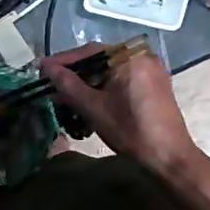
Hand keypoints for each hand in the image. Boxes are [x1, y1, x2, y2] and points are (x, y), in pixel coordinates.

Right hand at [40, 45, 200, 175]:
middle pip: (100, 59)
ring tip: (66, 95)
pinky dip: (105, 87)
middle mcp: (142, 56)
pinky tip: (90, 100)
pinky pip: (123, 78)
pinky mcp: (155, 84)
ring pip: (111, 70)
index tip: (41, 70)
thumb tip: (48, 69)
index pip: (88, 52)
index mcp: (128, 57)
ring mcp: (151, 70)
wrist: (168, 157)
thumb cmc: (130, 130)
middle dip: (74, 73)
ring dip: (88, 81)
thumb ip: (68, 85)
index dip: (62, 62)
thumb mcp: (93, 107)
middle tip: (51, 83)